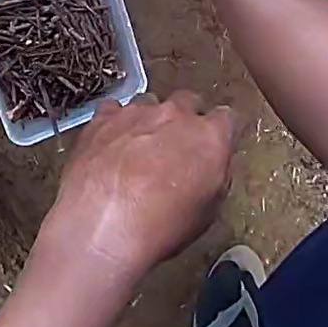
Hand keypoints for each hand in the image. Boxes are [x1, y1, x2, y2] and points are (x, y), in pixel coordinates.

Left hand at [35, 92, 236, 288]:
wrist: (102, 225)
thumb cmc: (157, 226)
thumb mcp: (206, 213)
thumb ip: (215, 176)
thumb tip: (211, 166)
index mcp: (209, 137)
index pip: (226, 119)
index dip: (219, 132)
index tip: (212, 144)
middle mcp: (175, 115)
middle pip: (188, 101)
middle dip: (185, 119)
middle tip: (176, 147)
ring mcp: (137, 112)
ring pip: (150, 102)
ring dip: (150, 119)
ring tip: (139, 149)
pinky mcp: (104, 118)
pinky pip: (114, 109)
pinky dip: (116, 122)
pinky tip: (112, 144)